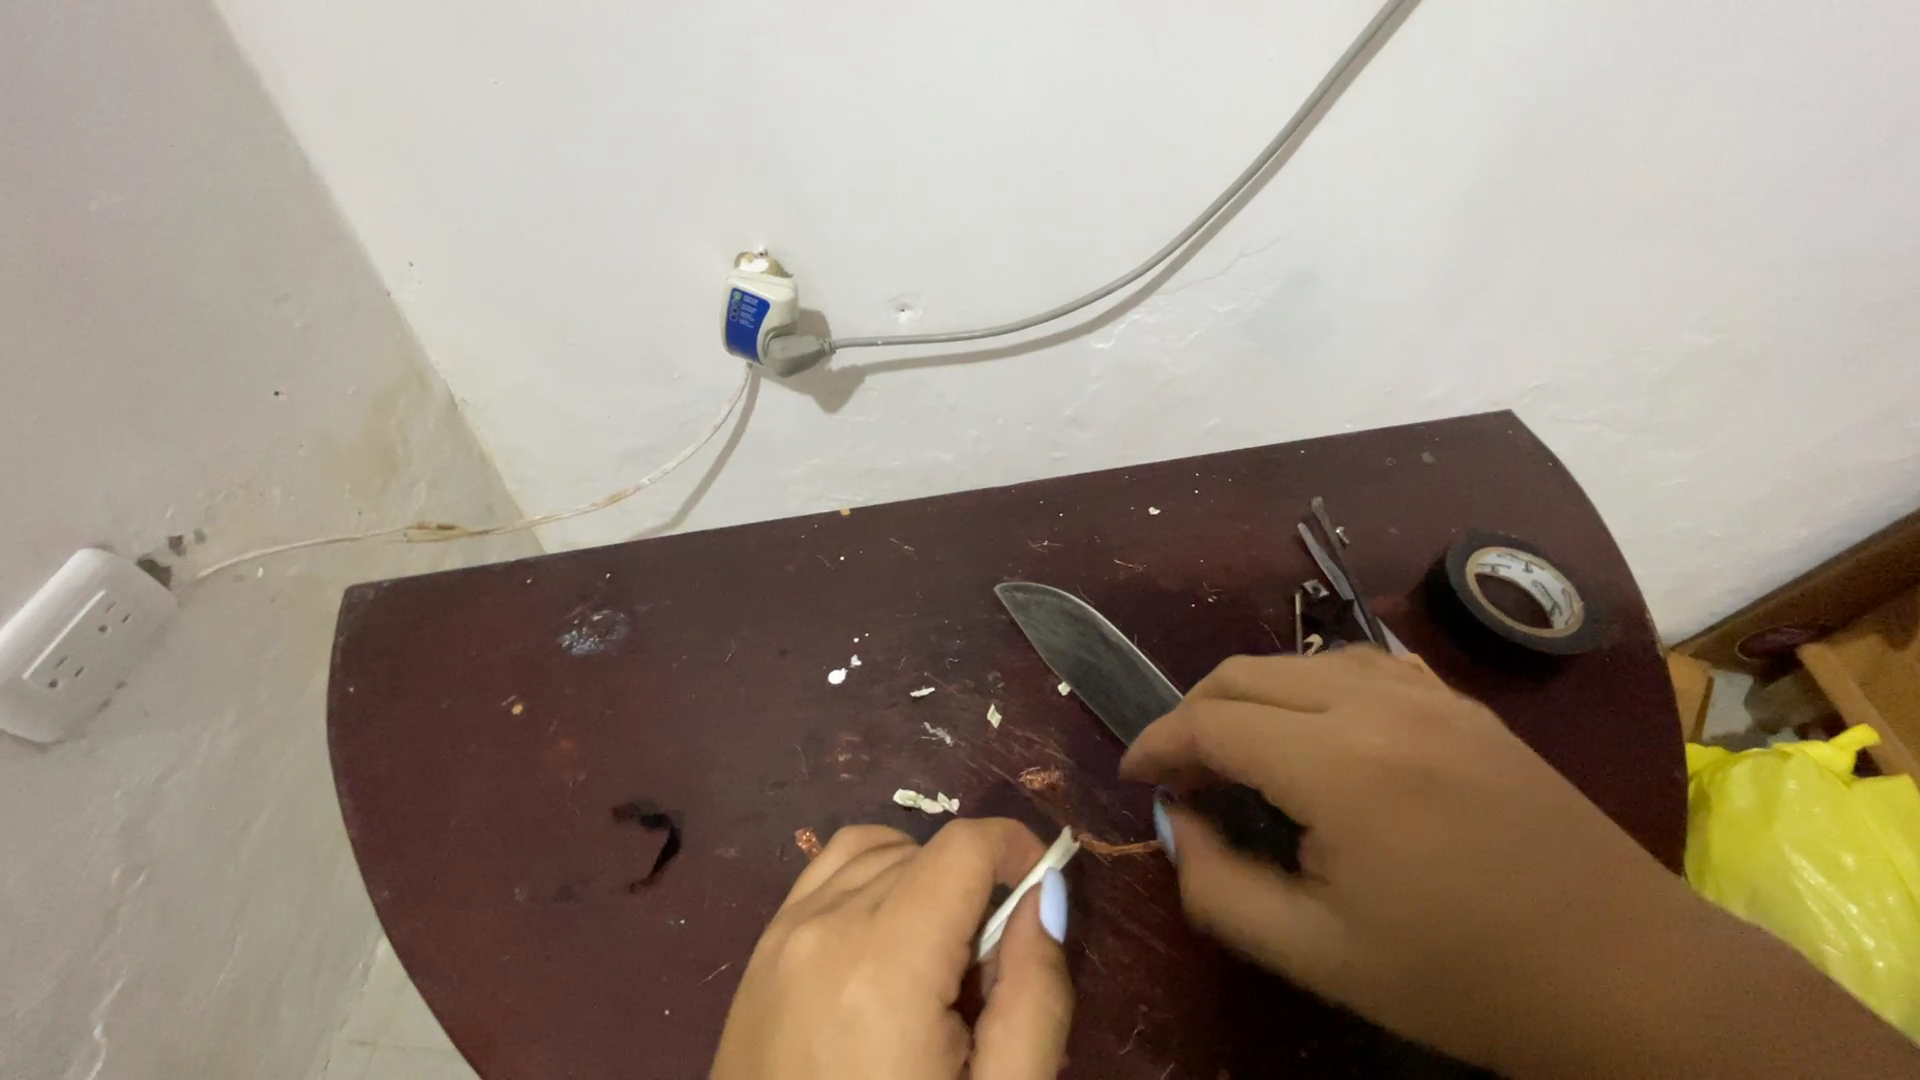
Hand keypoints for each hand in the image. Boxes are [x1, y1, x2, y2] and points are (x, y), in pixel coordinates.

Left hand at [712, 818, 1072, 1079]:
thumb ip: (1036, 995)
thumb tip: (1044, 896)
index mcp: (883, 966)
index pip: (963, 847)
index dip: (1017, 850)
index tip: (1042, 895)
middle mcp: (824, 927)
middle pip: (926, 853)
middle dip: (977, 888)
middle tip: (990, 977)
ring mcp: (781, 934)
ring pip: (877, 850)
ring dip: (926, 879)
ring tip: (940, 960)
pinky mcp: (760, 951)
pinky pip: (830, 871)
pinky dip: (875, 877)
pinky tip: (888, 943)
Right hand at [1120, 649, 1919, 1077]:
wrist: (1634, 979)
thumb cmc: (1464, 978)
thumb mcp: (1316, 955)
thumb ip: (1218, 887)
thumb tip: (1179, 822)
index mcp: (1340, 765)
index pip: (1210, 722)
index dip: (1157, 742)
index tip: (1134, 774)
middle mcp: (1377, 703)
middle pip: (1243, 673)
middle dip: (1192, 713)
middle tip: (1181, 771)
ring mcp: (1426, 693)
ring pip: (1295, 659)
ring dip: (1247, 694)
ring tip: (1237, 750)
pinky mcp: (1459, 701)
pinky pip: (1355, 663)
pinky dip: (1307, 684)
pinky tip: (1312, 728)